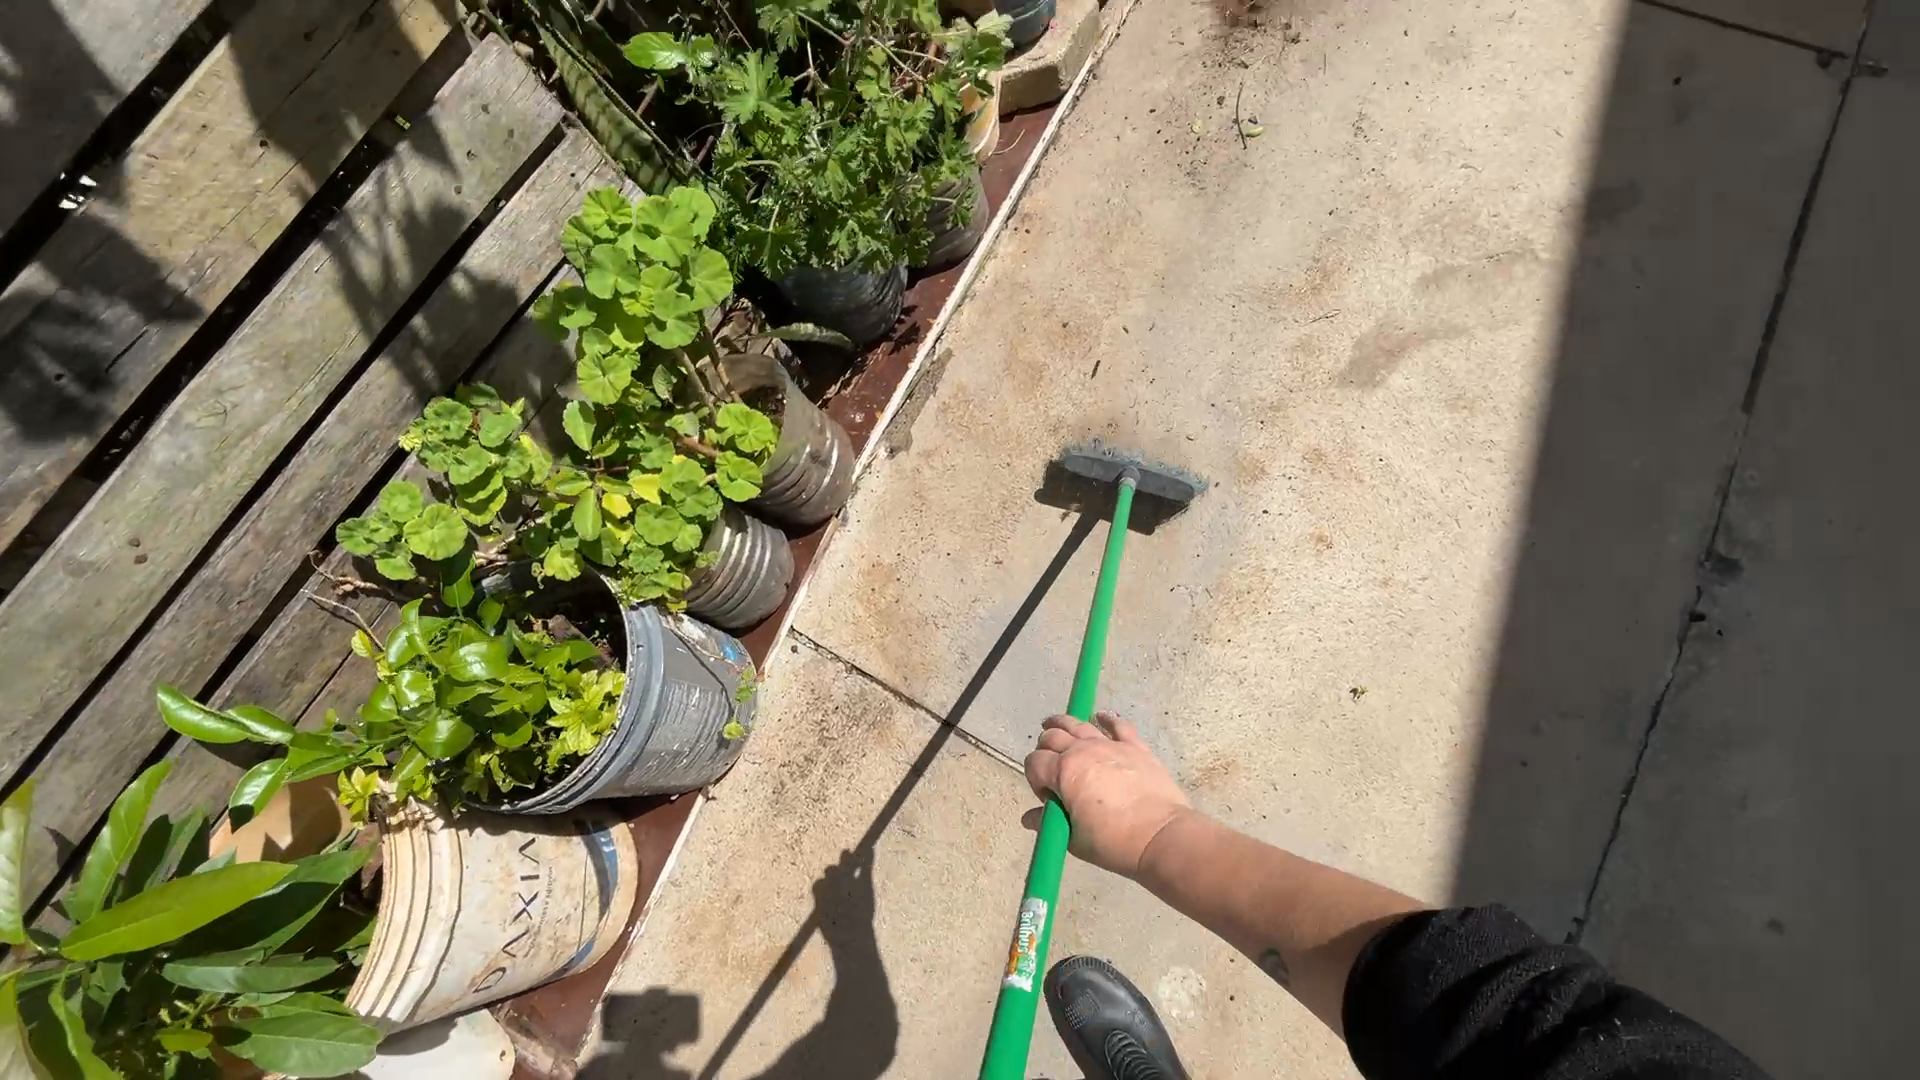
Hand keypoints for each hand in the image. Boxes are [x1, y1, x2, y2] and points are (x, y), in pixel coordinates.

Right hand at [1022, 713, 1192, 878]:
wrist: (1161, 836)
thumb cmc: (1114, 842)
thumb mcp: (1074, 838)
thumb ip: (1049, 823)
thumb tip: (1030, 819)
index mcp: (1063, 772)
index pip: (1034, 762)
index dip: (1035, 779)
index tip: (1047, 797)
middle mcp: (1082, 751)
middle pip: (1052, 736)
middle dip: (1044, 748)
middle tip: (1050, 764)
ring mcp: (1109, 745)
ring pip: (1078, 724)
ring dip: (1062, 723)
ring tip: (1053, 724)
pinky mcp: (1134, 746)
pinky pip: (1118, 725)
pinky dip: (1107, 719)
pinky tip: (1101, 717)